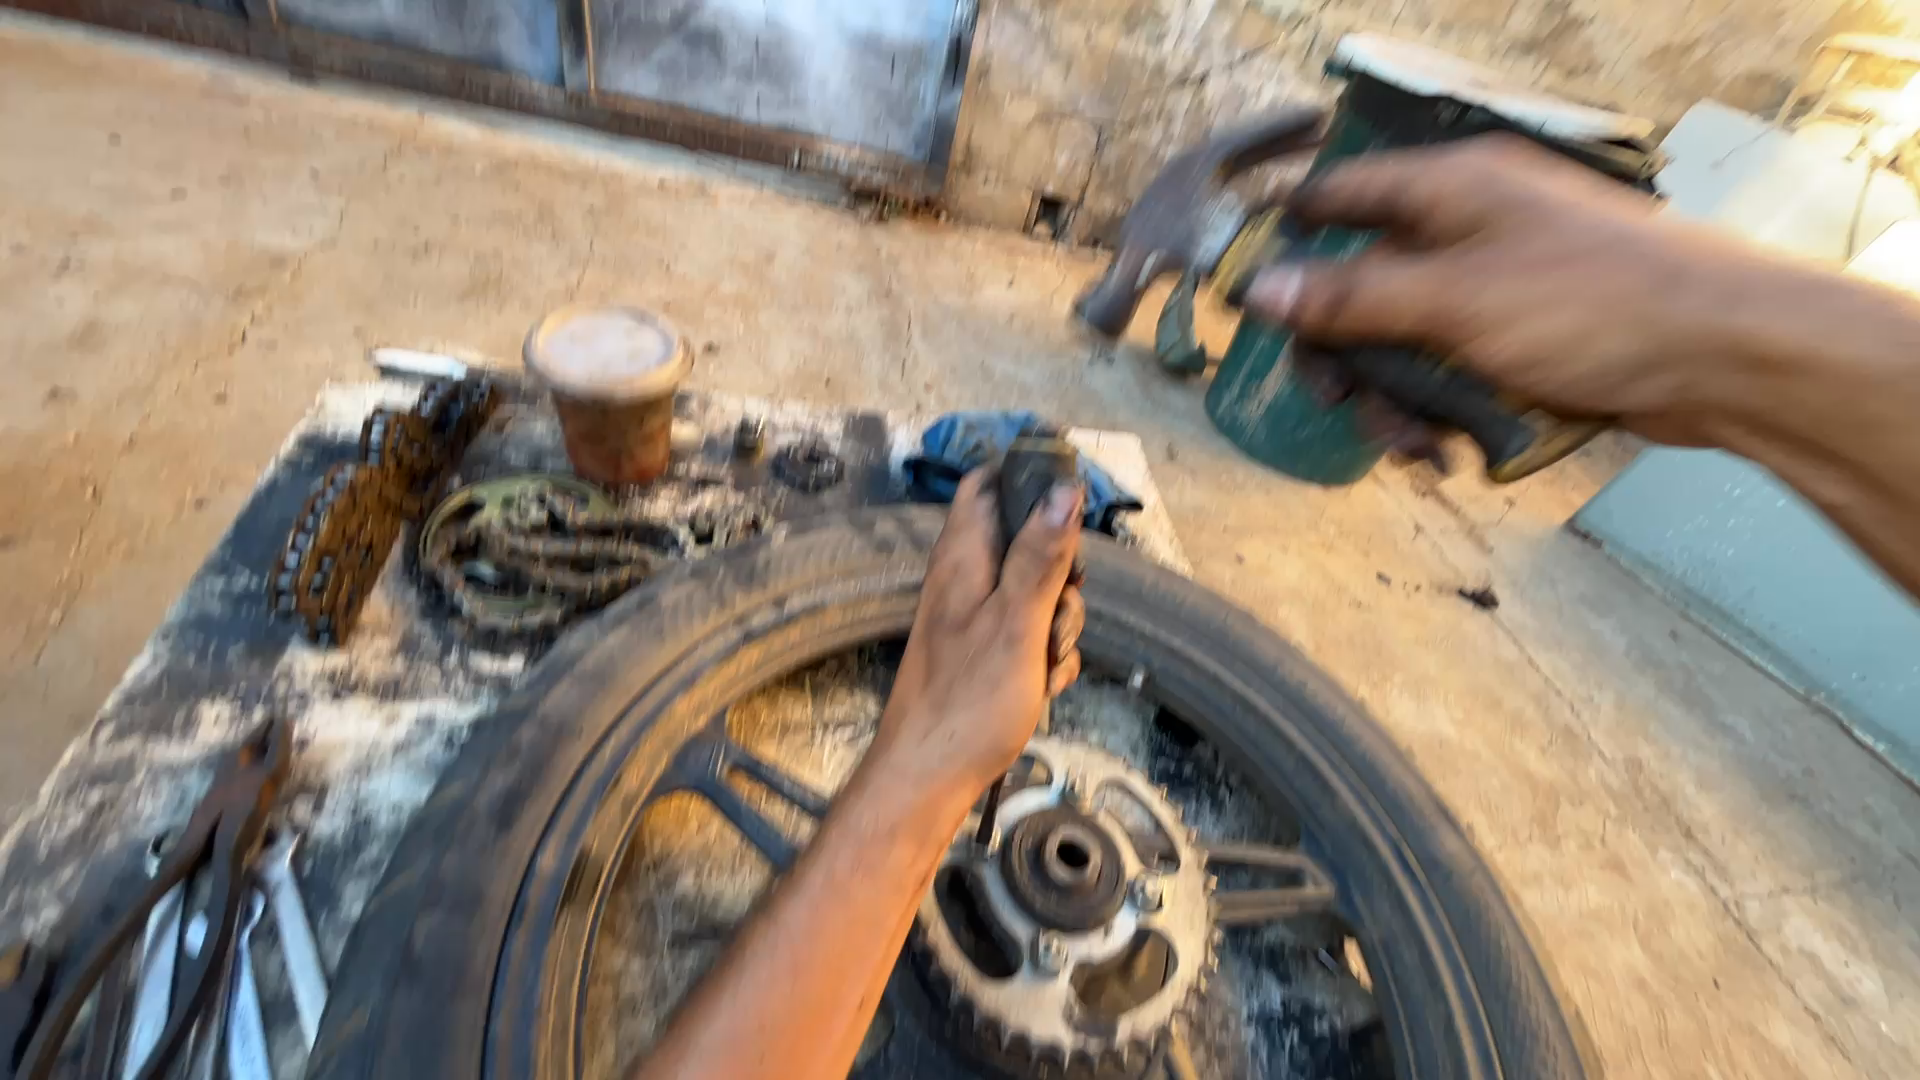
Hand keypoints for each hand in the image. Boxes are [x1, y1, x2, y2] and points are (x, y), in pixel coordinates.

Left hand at [872, 470, 1084, 796]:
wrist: (930, 776)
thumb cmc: (969, 700)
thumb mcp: (1017, 622)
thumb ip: (1041, 556)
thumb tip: (1064, 489)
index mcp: (963, 555)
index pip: (987, 484)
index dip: (1027, 482)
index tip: (1068, 507)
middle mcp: (965, 577)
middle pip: (1026, 542)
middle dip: (1059, 575)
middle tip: (1057, 612)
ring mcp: (975, 616)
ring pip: (1035, 592)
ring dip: (1057, 624)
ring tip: (1045, 662)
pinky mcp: (984, 651)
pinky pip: (1029, 633)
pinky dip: (1045, 654)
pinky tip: (1042, 685)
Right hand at [1242, 134, 1796, 446]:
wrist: (1725, 361)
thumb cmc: (1587, 306)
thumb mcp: (1451, 301)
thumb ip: (1349, 297)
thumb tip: (1256, 290)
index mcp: (1448, 193)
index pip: (1341, 193)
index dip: (1288, 232)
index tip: (1245, 285)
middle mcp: (1458, 233)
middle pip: (1355, 288)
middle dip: (1340, 354)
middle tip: (1332, 398)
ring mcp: (1479, 289)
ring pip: (1390, 342)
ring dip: (1386, 400)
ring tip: (1409, 445)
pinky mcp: (1500, 338)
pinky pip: (1431, 370)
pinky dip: (1426, 411)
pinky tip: (1439, 448)